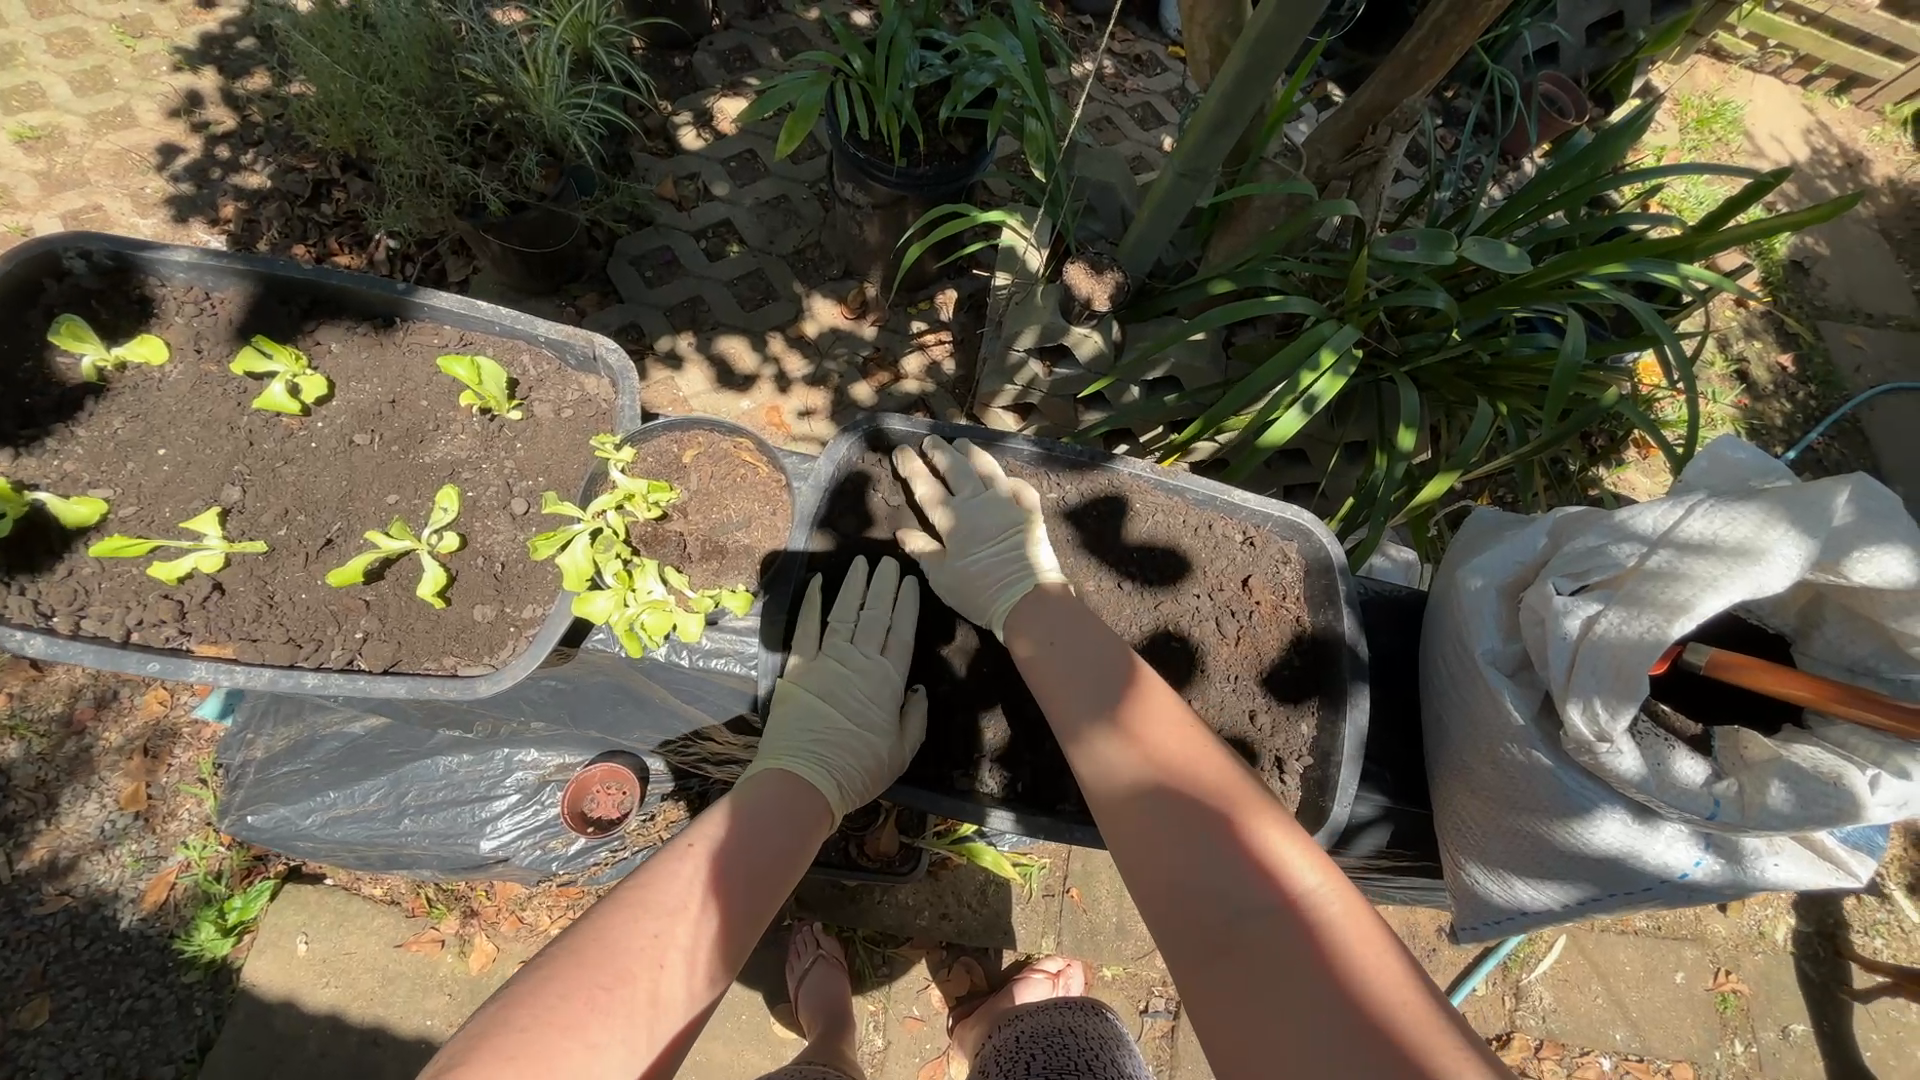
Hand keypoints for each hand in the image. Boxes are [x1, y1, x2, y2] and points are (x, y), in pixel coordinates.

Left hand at [741, 555, 925, 819]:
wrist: (804, 781)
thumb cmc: (858, 771)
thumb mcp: (902, 751)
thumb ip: (915, 717)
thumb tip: (919, 688)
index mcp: (889, 681)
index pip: (902, 632)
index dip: (907, 604)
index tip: (910, 580)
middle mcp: (861, 662)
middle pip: (876, 614)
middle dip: (883, 584)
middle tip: (888, 559)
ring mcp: (827, 660)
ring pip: (845, 613)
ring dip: (854, 586)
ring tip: (862, 562)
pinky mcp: (798, 667)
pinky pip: (806, 628)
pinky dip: (811, 604)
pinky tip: (817, 583)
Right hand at [891, 435, 1068, 640]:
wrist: (1028, 599)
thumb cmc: (979, 592)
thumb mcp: (941, 577)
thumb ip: (922, 550)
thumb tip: (901, 532)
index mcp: (952, 518)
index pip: (926, 486)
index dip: (912, 466)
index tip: (902, 450)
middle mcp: (978, 501)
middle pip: (956, 468)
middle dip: (940, 452)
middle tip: (930, 440)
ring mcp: (1007, 501)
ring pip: (987, 468)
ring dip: (972, 453)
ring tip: (962, 443)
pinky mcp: (1030, 510)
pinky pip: (1018, 485)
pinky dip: (1008, 479)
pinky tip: (1004, 478)